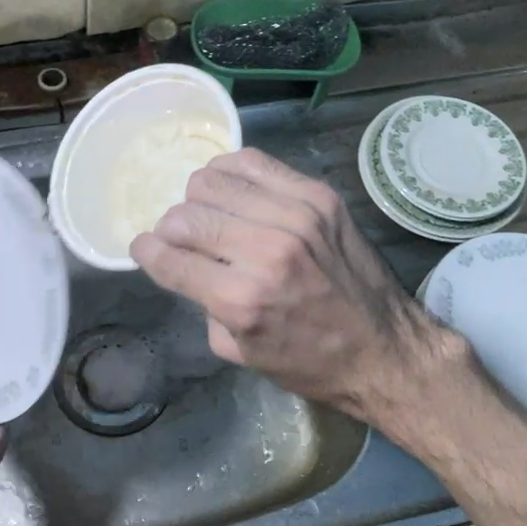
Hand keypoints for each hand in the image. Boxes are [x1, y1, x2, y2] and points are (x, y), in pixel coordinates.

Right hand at [129, 148, 462, 425]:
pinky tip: (233, 191)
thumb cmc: (308, 363)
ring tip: (210, 216)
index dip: (146, 251)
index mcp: (241, 300)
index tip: (143, 249)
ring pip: (214, 180)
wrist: (383, 350)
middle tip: (179, 240)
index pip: (169, 257)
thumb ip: (204, 304)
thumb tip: (185, 266)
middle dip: (170, 229)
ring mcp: (296, 217)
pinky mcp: (319, 197)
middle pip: (185, 214)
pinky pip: (255, 162)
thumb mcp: (239, 351)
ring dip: (199, 199)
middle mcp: (265, 251)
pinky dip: (232, 173)